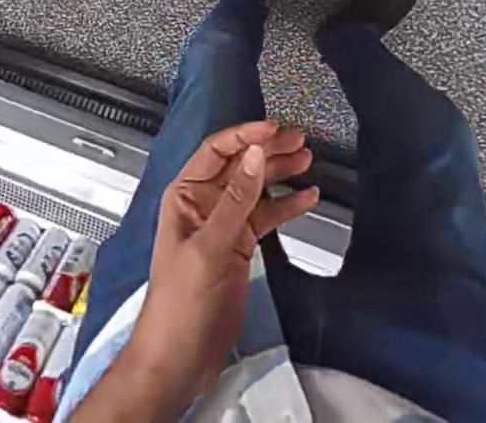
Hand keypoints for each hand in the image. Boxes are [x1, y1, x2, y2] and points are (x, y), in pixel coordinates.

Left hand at [74, 122, 317, 420]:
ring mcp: (223, 223)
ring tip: (306, 158)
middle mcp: (204, 203)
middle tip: (297, 139)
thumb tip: (255, 156)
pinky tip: (305, 197)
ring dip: (280, 172)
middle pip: (240, 165)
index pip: (217, 151)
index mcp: (185, 194)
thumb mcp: (209, 247)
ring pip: (255, 187)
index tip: (273, 128)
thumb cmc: (179, 304)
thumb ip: (235, 200)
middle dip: (268, 150)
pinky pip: (265, 216)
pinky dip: (286, 205)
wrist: (180, 358)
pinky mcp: (239, 244)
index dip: (245, 135)